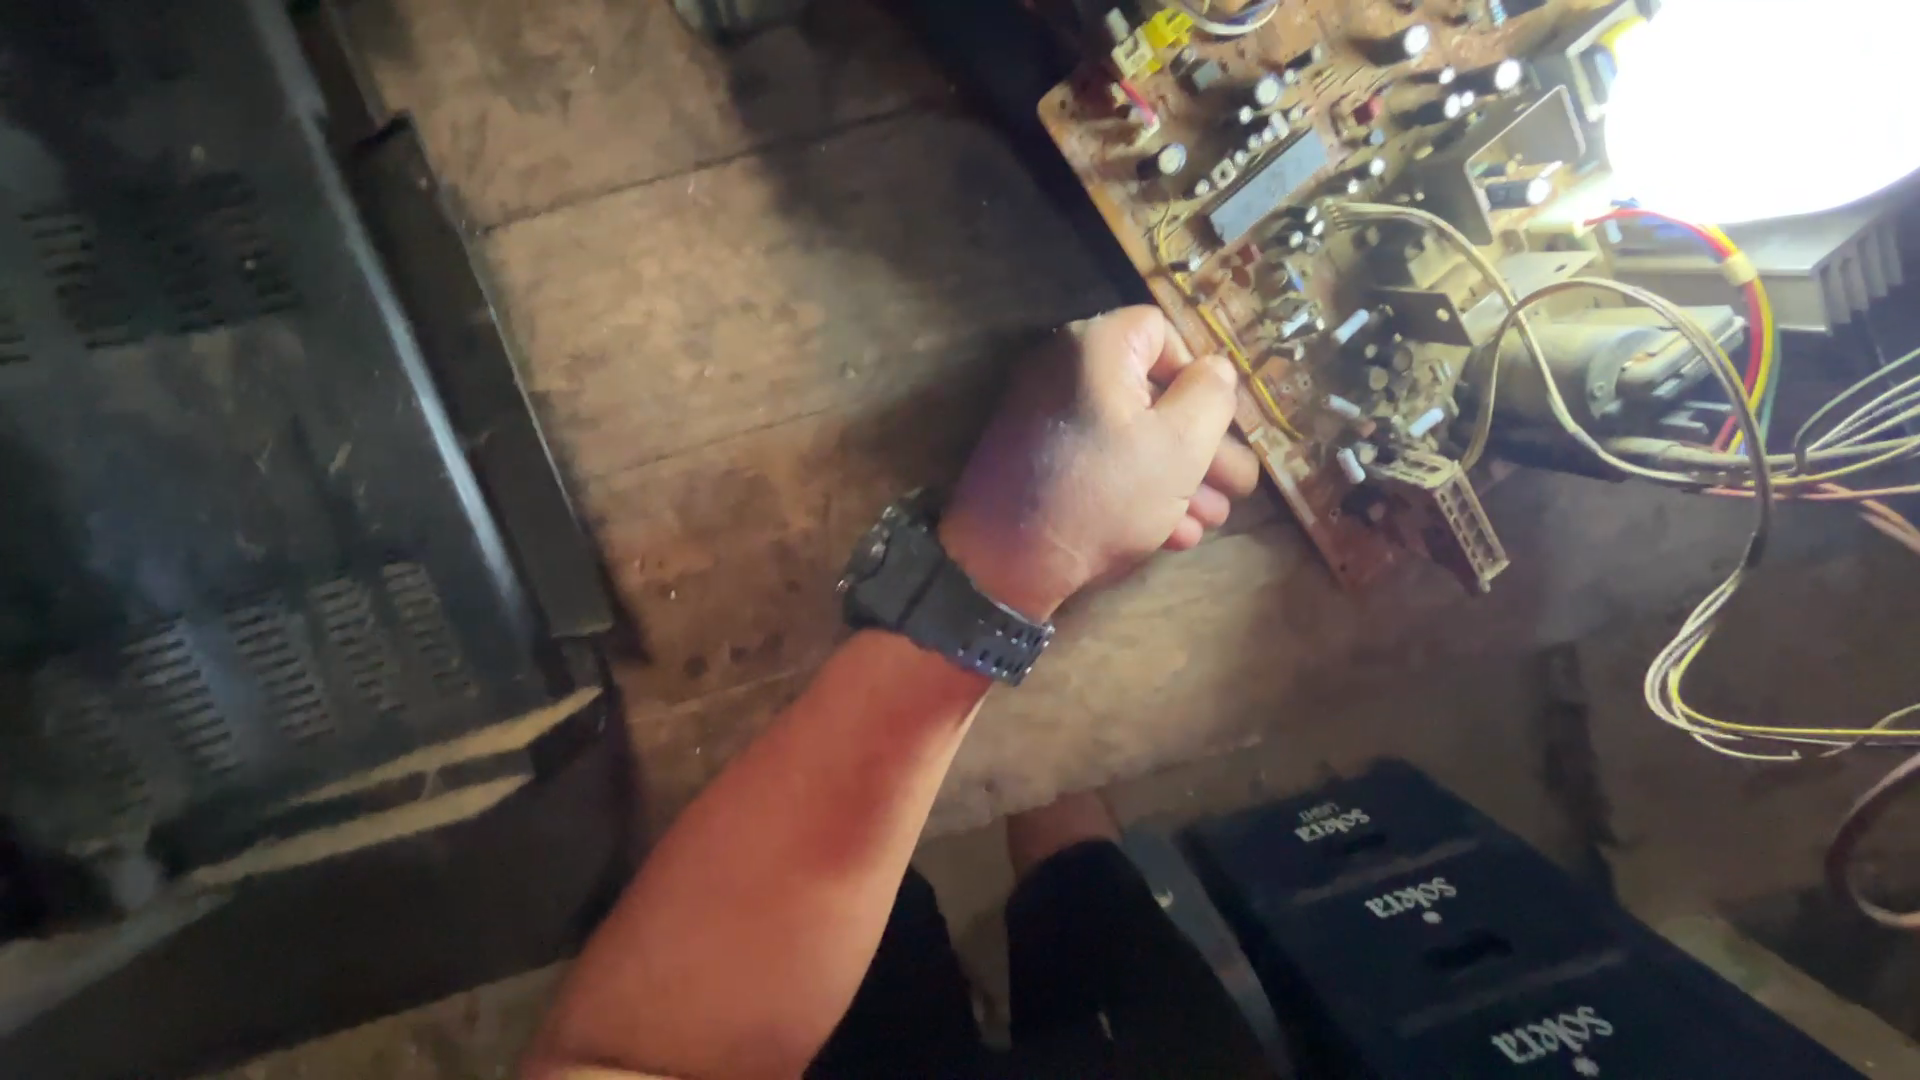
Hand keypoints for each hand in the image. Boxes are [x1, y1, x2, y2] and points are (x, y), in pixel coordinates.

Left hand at [940, 306, 1262, 619]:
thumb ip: (1211, 395)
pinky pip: (1095, 463)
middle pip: (1149, 395)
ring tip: (1212, 519)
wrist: (1006, 563)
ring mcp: (1043, 421)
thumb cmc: (1103, 494)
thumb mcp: (1179, 444)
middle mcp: (1062, 372)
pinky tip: (1172, 533)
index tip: (1218, 423)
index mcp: (1093, 348)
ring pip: (1127, 437)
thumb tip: (1215, 369)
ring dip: (1178, 478)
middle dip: (1202, 445)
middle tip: (1236, 486)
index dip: (1198, 375)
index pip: (1160, 332)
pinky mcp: (1035, 464)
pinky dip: (1134, 491)